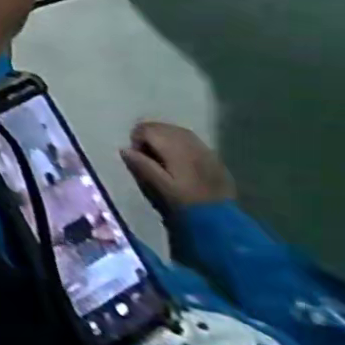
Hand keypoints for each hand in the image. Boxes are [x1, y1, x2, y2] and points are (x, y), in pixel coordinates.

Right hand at [120, 121, 235, 215]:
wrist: (220, 217)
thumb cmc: (185, 201)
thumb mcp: (160, 186)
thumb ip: (142, 165)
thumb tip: (124, 149)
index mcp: (176, 150)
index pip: (147, 130)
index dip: (137, 139)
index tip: (138, 155)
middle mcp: (190, 145)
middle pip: (162, 126)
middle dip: (148, 135)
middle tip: (146, 153)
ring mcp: (204, 150)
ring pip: (176, 130)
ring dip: (162, 135)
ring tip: (159, 152)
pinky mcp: (212, 157)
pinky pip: (190, 139)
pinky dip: (177, 140)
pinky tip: (177, 155)